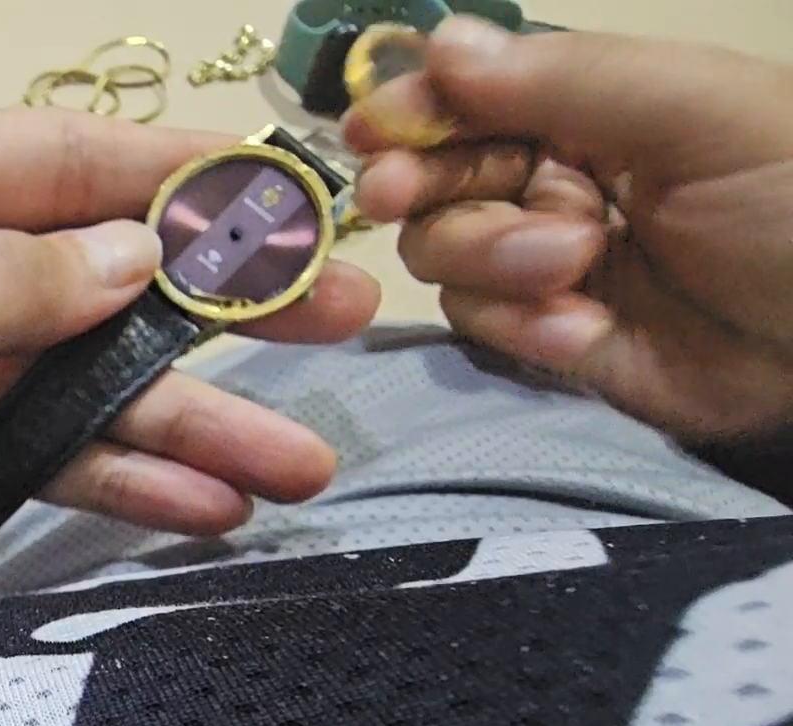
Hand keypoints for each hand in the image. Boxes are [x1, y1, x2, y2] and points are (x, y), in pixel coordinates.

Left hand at [0, 109, 378, 665]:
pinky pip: (35, 461)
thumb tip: (129, 255)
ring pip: (76, 389)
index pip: (55, 164)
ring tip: (290, 460)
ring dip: (177, 424)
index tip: (295, 199)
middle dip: (211, 311)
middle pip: (89, 281)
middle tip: (341, 324)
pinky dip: (108, 483)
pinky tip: (195, 506)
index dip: (179, 179)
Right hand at [347, 16, 792, 439]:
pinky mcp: (522, 328)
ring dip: (494, 264)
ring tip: (576, 273)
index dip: (414, 110)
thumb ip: (571, 81)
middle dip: (423, 190)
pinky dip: (519, 325)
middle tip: (394, 196)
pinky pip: (472, 320)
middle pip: (432, 183)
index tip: (367, 128)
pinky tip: (583, 331)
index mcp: (594, 112)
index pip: (475, 100)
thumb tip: (438, 44)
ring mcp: (525, 260)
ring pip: (439, 255)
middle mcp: (544, 181)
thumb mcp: (707, 120)